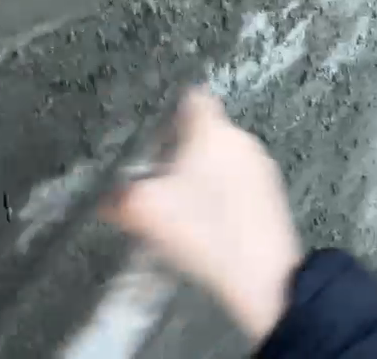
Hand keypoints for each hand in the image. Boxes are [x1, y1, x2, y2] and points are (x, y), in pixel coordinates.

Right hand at [101, 87, 303, 342]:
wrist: (265, 282)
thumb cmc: (209, 233)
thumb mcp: (145, 210)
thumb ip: (118, 197)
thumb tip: (105, 200)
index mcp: (212, 129)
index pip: (191, 94)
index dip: (170, 107)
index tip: (157, 125)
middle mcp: (240, 140)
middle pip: (203, 130)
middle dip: (181, 148)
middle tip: (160, 175)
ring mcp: (261, 168)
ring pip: (221, 157)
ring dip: (203, 174)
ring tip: (183, 204)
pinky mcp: (271, 197)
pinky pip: (238, 183)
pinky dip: (222, 196)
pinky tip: (208, 223)